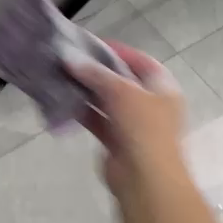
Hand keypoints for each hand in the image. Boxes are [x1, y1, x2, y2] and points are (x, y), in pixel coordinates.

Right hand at [66, 41, 188, 194]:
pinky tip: (60, 100)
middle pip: (120, 80)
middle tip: (67, 60)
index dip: (117, 51)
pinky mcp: (116, 139)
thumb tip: (69, 57)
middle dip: (95, 71)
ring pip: (105, 100)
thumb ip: (95, 73)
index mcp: (163, 89)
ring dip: (85, 90)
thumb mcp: (121, 92)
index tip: (88, 44)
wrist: (145, 178)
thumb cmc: (143, 128)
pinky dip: (80, 110)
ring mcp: (133, 123)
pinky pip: (96, 119)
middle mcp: (150, 103)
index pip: (141, 61)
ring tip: (58, 76)